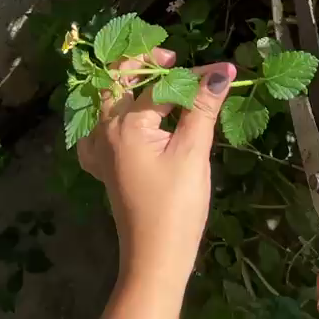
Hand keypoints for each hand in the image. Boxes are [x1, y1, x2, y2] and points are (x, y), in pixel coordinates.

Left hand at [78, 48, 233, 318]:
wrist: (155, 259)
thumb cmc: (176, 206)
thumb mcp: (193, 152)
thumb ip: (202, 106)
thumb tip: (221, 70)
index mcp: (126, 123)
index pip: (161, 84)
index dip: (192, 75)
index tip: (220, 71)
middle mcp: (105, 129)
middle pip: (117, 79)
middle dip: (144, 62)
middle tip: (173, 59)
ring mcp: (99, 147)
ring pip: (105, 99)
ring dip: (126, 82)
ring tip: (153, 77)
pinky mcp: (102, 165)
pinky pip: (97, 126)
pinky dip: (110, 112)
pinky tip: (124, 114)